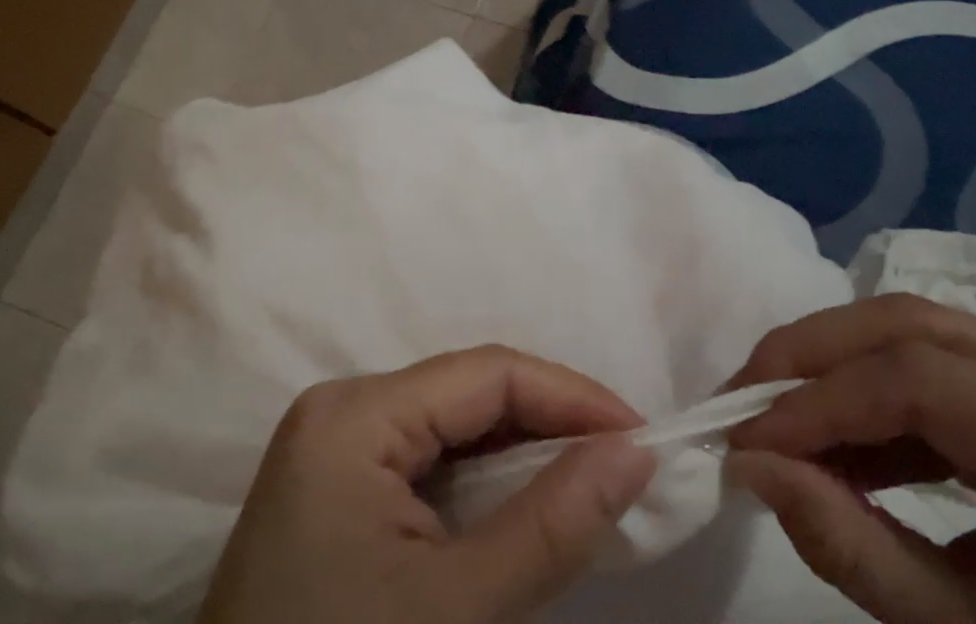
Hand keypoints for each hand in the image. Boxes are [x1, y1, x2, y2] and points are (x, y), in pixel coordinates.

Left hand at [198, 345, 657, 623]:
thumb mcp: (461, 605)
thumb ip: (555, 523)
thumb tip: (636, 453)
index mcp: (354, 416)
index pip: (487, 373)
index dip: (573, 397)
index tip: (644, 441)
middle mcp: (338, 412)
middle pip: (467, 394)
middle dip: (550, 427)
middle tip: (624, 470)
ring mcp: (331, 451)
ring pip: (450, 430)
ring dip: (521, 458)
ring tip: (588, 491)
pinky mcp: (333, 492)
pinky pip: (425, 464)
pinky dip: (482, 486)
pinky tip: (523, 513)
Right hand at [723, 294, 975, 623]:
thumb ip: (849, 547)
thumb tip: (748, 465)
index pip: (924, 379)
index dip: (816, 400)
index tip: (741, 444)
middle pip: (920, 325)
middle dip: (811, 355)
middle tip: (739, 404)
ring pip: (930, 330)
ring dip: (839, 366)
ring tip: (777, 420)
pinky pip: (956, 365)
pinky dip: (882, 393)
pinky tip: (845, 442)